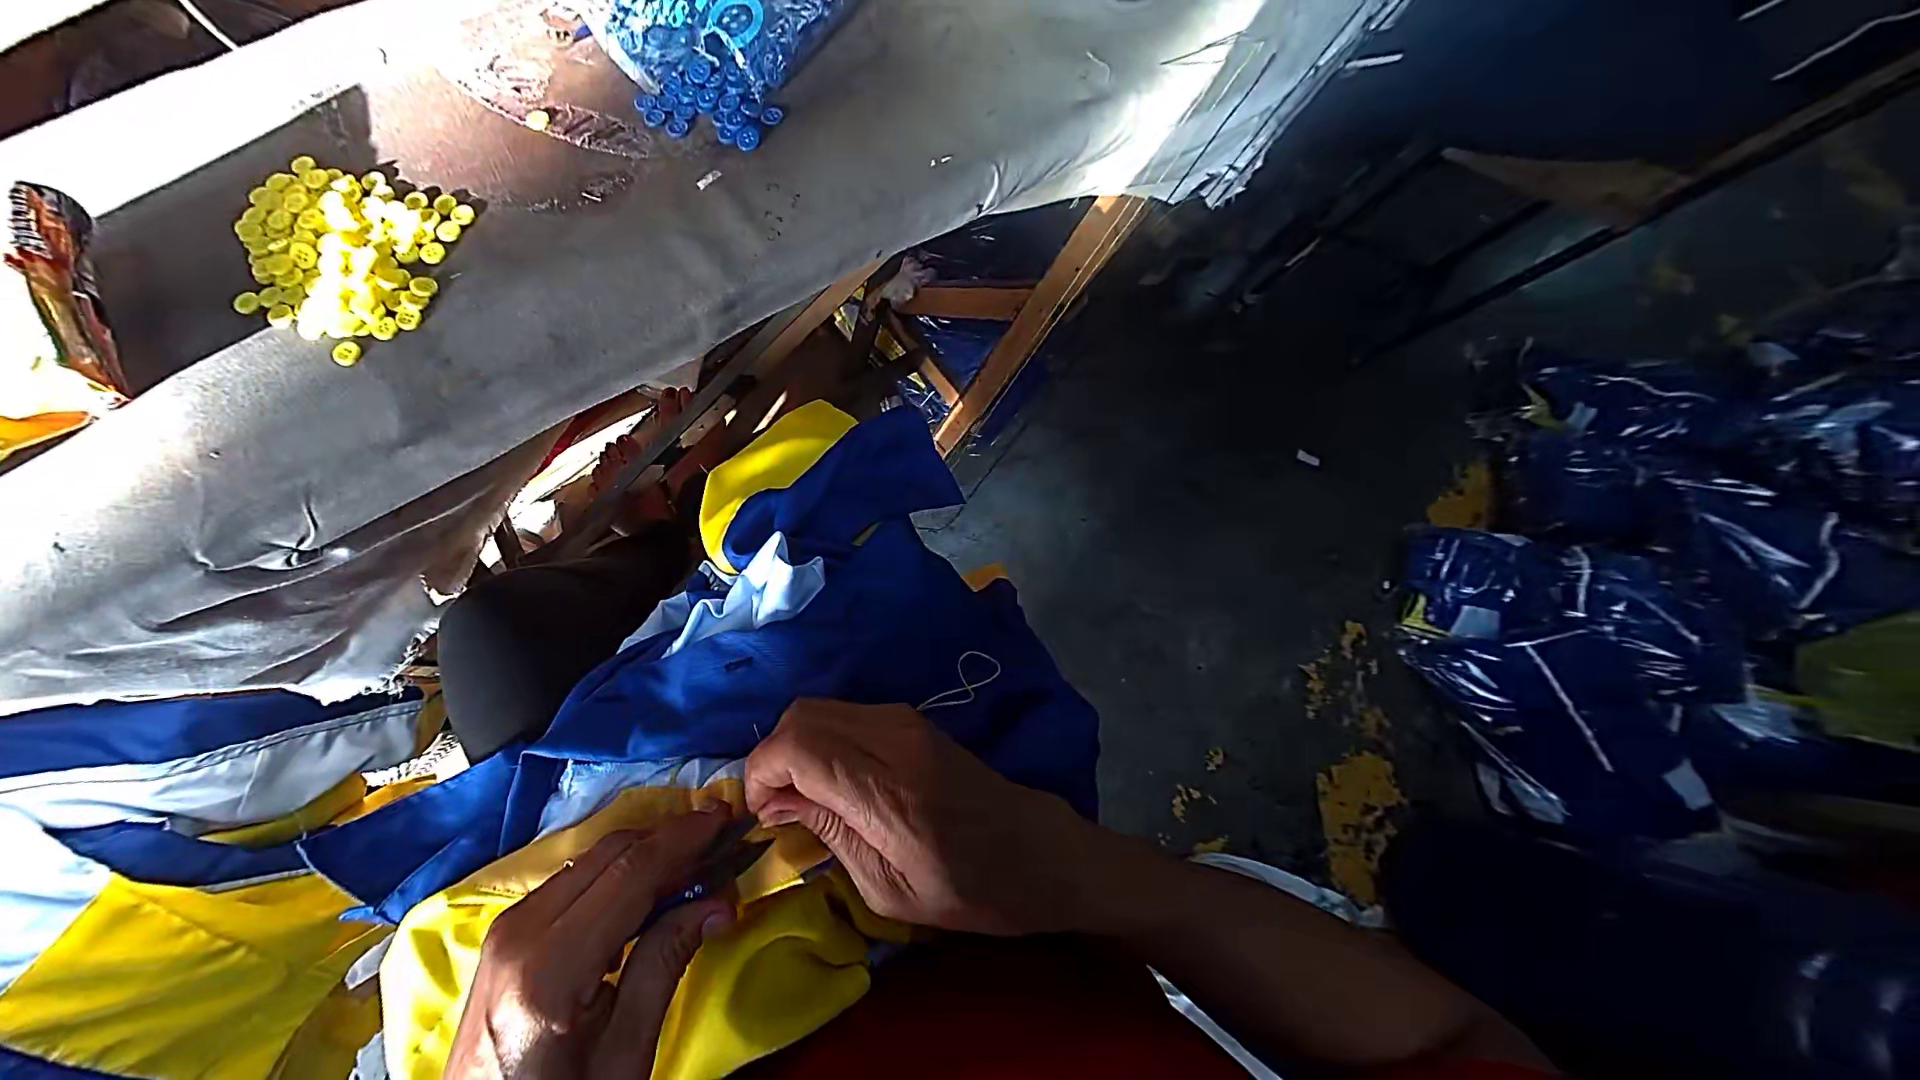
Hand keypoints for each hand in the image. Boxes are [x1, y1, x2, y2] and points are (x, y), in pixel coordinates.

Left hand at [444, 810, 737, 1079]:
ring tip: (690, 865)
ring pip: (593, 857)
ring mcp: (507, 928)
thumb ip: (667, 962)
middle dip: (670, 839)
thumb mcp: (625, 1050)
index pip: (631, 872)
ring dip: (647, 851)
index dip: (683, 838)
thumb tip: (719, 902)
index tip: (725, 819)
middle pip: (611, 853)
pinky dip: (619, 870)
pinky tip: (647, 891)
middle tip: (717, 843)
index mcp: (550, 970)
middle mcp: (520, 934)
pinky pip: (575, 876)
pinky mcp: (506, 931)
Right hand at [744, 699, 1114, 935]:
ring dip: (796, 746)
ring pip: (820, 708)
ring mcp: (906, 721)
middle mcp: (894, 737)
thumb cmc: (968, 888)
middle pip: (802, 716)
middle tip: (777, 806)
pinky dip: (822, 739)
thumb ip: (828, 832)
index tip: (761, 814)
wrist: (1035, 849)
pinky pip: (846, 713)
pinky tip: (832, 778)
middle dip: (772, 757)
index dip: (760, 774)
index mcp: (887, 788)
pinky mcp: (913, 718)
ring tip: (802, 795)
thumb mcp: (887, 888)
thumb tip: (773, 801)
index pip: (796, 745)